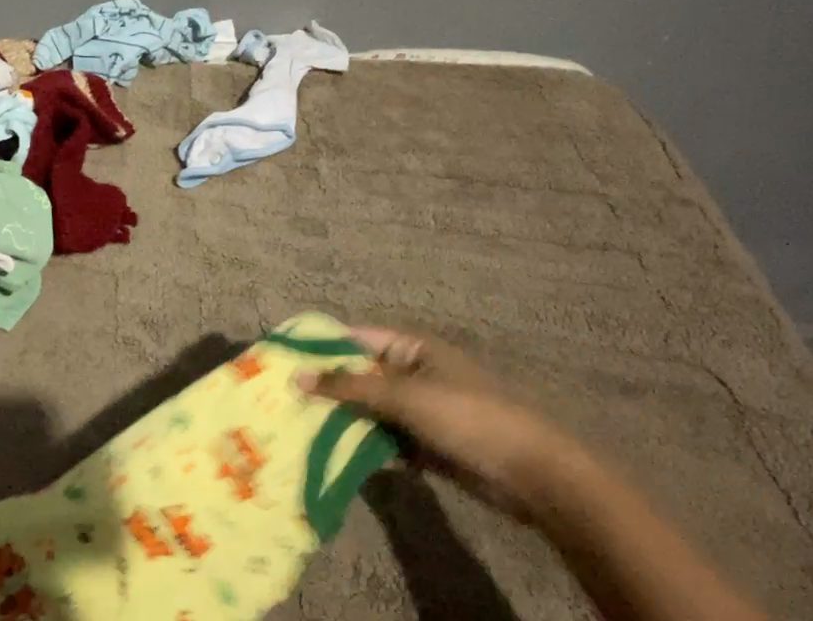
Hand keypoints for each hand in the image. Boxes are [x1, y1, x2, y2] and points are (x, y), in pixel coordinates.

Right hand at [298, 326, 585, 522]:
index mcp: (411, 348)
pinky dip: (364, 444)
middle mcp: (412, 372)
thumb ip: (349, 386)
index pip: (353, 338)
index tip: (279, 358)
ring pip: (369, 409)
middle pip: (358, 374)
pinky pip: (384, 437)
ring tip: (298, 428)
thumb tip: (297, 376)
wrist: (533, 474)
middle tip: (281, 399)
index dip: (318, 346)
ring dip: (342, 419)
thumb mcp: (404, 396)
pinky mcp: (426, 442)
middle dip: (325, 387)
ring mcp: (420, 409)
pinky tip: (336, 454)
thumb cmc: (467, 417)